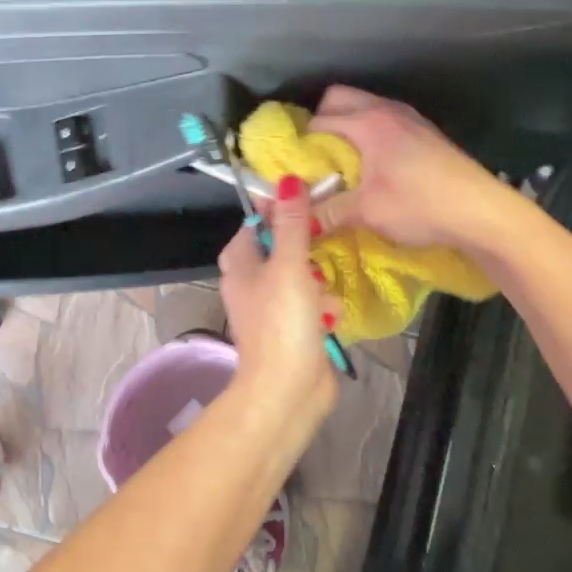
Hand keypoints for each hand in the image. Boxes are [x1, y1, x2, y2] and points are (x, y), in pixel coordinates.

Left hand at [217, 175, 339, 415]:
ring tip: (326, 294)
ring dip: (320, 283)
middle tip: (325, 249)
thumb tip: (288, 179)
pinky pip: (313, 305)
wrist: (288, 391)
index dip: (279, 210)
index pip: (256, 223)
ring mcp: (272, 309)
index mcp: (240, 264)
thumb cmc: (282, 324)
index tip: (309, 201)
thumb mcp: (289, 266)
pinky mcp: (294, 330)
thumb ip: (292, 224)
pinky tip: (332, 317)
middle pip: (283, 249)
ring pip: (303, 277)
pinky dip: (324, 308)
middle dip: (308, 251)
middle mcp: (252, 283)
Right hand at [307, 86, 520, 250]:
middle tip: (316, 157)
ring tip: (341, 162)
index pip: (319, 121)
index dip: (301, 143)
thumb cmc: (421, 206)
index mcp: (368, 122)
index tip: (294, 166)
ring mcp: (409, 118)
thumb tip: (296, 221)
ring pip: (363, 106)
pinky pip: (383, 119)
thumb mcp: (367, 212)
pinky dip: (369, 133)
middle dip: (321, 122)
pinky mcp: (424, 132)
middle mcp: (386, 110)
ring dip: (347, 127)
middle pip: (339, 98)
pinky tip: (373, 166)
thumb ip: (326, 212)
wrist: (482, 212)